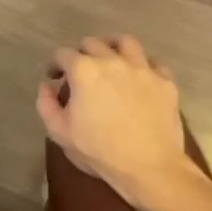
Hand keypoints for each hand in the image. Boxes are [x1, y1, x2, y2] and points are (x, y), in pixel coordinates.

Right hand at [36, 35, 209, 210]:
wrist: (150, 168)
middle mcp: (112, 61)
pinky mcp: (165, 81)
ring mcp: (142, 69)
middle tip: (81, 72)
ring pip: (126, 42)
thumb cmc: (100, 151)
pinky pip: (153, 63)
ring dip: (113, 48)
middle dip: (82, 54)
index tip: (56, 78)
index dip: (56, 64)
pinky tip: (139, 78)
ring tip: (111, 61)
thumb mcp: (60, 132)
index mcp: (84, 71)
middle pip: (93, 43)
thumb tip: (46, 85)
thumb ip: (46, 104)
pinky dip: (143, 66)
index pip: (63, 54)